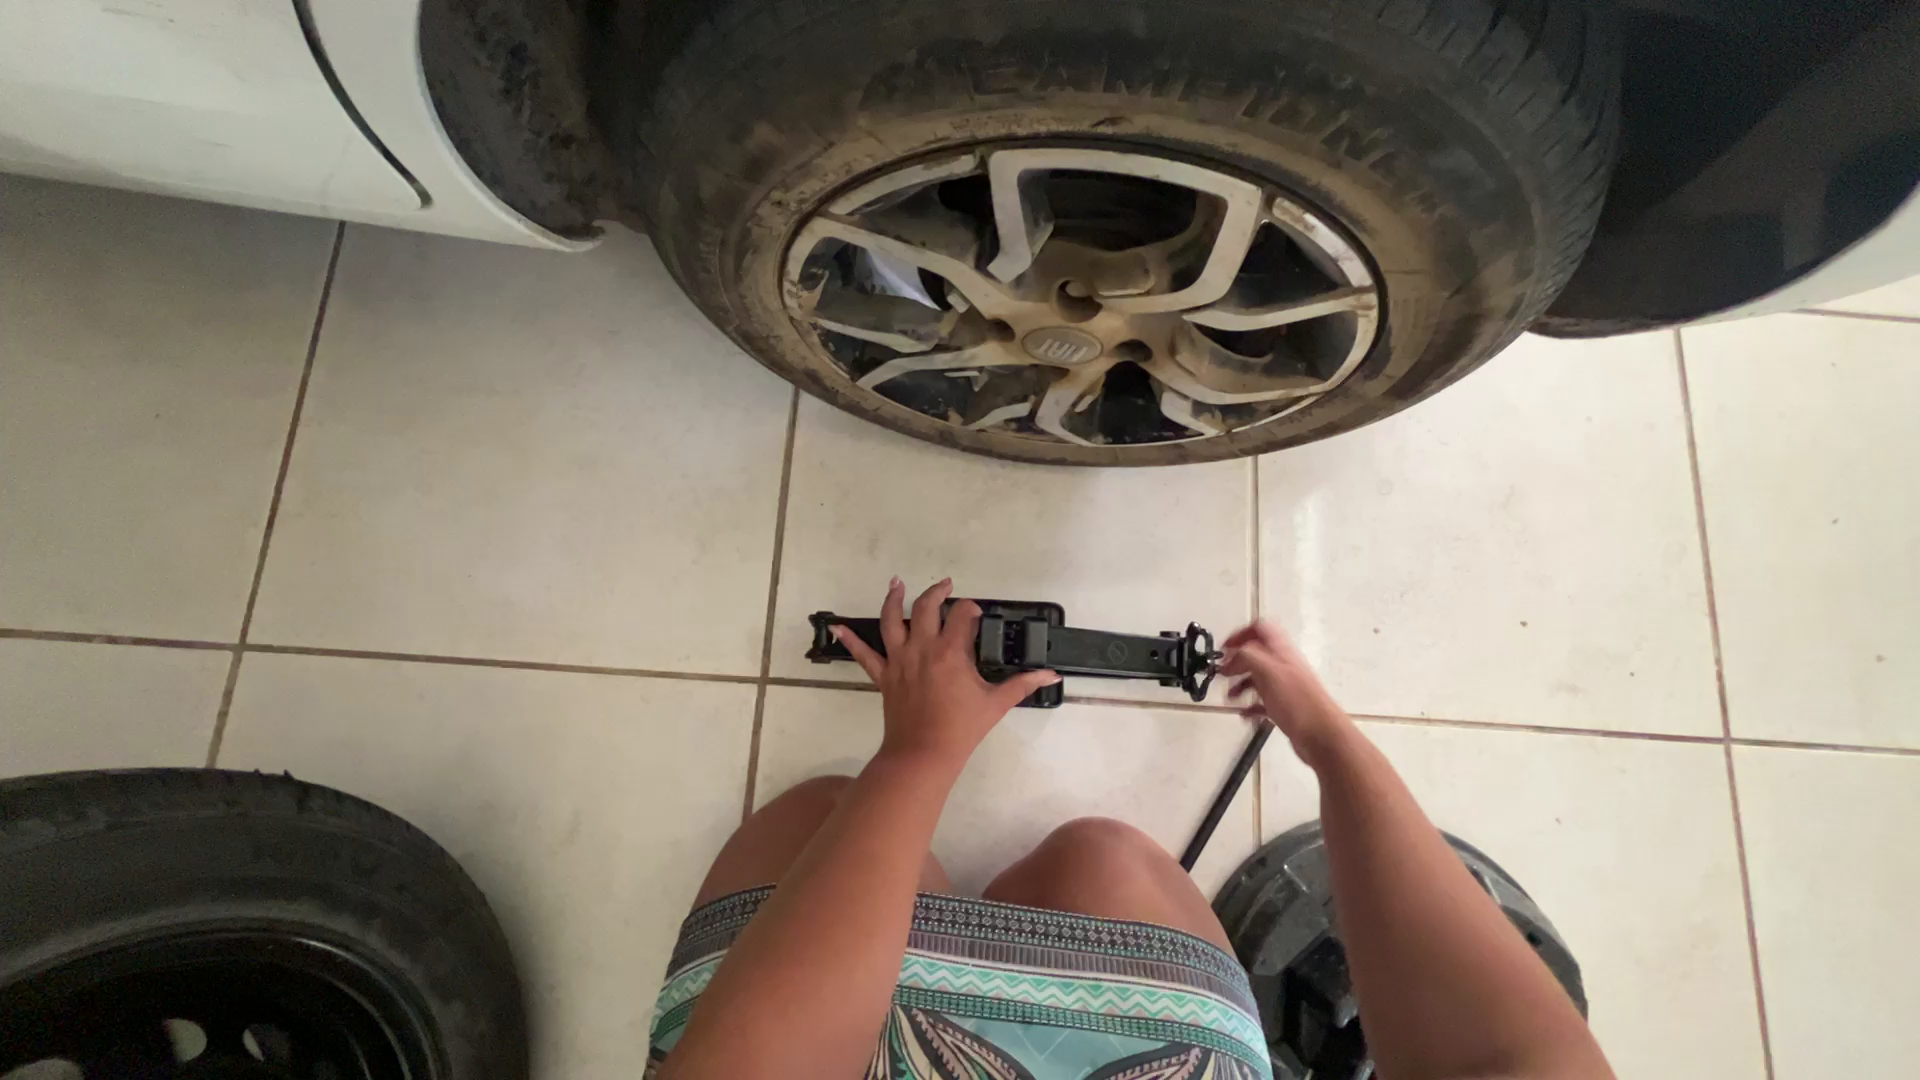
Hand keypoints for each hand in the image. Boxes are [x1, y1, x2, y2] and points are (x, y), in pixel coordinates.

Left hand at [834, 577, 1060, 768]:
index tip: (976, 614)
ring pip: (892, 620)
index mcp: (951, 652)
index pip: (962, 616)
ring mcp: (899, 659)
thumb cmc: (961, 729)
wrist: (923, 755)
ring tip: (897, 583)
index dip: (971, 609)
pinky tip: (835, 626)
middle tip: (946, 586)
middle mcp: (923, 647)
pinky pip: (863, 654)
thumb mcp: (996, 704)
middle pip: (927, 606)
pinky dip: (848, 640)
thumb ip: (1023, 684)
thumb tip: (1051, 674)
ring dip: (893, 598)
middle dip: (937, 592)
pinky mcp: (883, 675)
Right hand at [1221, 621, 1350, 762]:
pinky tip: (1243, 714)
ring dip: (1239, 684)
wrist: (1323, 737)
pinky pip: (1261, 701)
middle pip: (1255, 654)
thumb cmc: (1296, 703)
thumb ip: (1247, 656)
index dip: (1240, 634)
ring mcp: (1284, 687)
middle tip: (1221, 674)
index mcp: (1281, 652)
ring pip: (1256, 678)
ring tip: (1229, 697)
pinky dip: (1249, 705)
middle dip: (1235, 662)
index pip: (1260, 629)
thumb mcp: (1268, 672)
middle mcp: (1283, 666)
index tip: (1224, 649)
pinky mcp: (1284, 708)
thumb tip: (1232, 653)